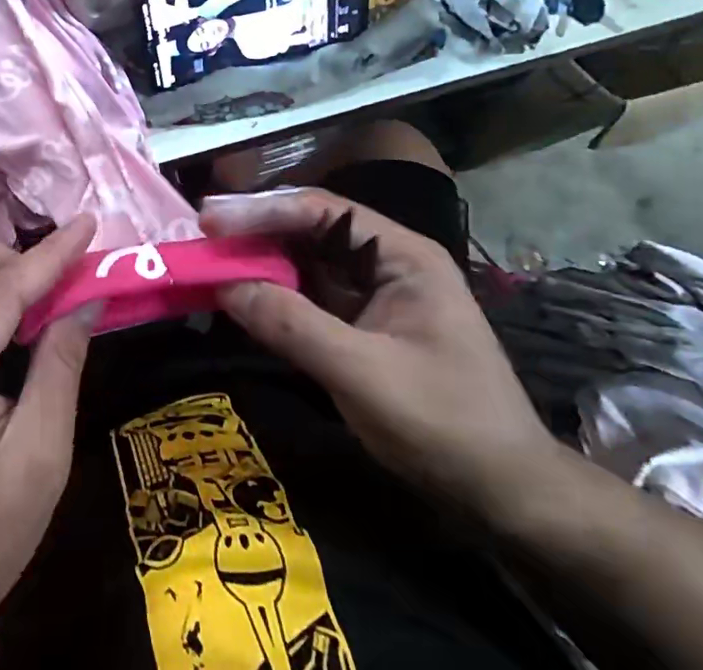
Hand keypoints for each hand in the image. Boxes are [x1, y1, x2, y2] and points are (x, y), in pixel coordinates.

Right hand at [201, 189, 566, 521]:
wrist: (502, 490)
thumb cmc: (444, 423)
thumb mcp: (363, 373)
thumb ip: (292, 325)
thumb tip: (225, 286)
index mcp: (401, 255)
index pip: (322, 213)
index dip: (263, 211)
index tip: (210, 221)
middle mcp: (386, 264)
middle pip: (311, 232)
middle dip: (256, 231)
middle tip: (200, 235)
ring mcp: (374, 297)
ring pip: (307, 266)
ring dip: (260, 263)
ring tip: (209, 260)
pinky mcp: (362, 329)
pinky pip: (310, 301)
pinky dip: (274, 297)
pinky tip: (241, 298)